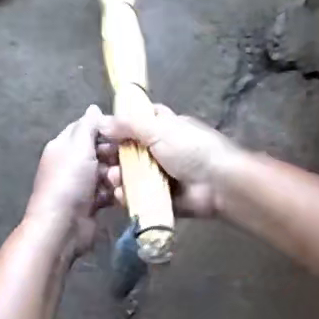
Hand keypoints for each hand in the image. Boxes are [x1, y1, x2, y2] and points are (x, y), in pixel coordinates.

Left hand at [25, 106, 116, 258]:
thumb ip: (88, 125)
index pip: (86, 128)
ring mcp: (82, 184)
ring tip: (125, 179)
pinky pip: (109, 191)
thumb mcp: (78, 146)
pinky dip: (117, 192)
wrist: (62, 226)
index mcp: (64, 146)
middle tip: (132, 155)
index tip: (128, 129)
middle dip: (116, 153)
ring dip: (118, 174)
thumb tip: (93, 107)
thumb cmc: (69, 181)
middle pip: (100, 150)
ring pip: (107, 171)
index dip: (106, 127)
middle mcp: (72, 163)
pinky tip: (124, 193)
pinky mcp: (92, 203)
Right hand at [102, 103, 241, 218]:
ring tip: (113, 178)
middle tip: (99, 161)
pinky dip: (129, 196)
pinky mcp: (162, 197)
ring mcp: (162, 175)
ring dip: (119, 176)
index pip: (138, 122)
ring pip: (132, 175)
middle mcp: (162, 149)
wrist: (219, 183)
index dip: (119, 126)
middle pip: (130, 151)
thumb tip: (101, 121)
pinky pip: (140, 196)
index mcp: (165, 127)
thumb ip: (129, 125)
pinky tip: (120, 195)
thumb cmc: (191, 148)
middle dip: (114, 156)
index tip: (99, 134)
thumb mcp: (159, 129)